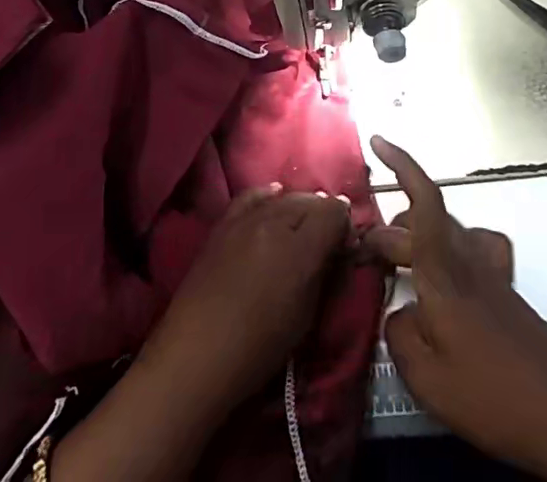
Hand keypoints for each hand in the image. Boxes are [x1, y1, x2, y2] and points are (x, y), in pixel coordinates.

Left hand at [51, 186, 353, 481]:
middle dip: (324, 214)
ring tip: (302, 225)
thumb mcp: (307, 314)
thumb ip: (325, 273)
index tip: (347, 242)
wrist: (199, 351)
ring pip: (283, 196)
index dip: (346, 223)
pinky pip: (252, 197)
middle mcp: (273, 222)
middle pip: (309, 200)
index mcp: (300, 248)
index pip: (334, 212)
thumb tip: (337, 250)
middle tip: (329, 237)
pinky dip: (267, 196)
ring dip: (298, 206)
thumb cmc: (261, 345)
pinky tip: (274, 198)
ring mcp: (245, 219)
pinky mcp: (223, 223)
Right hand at [367, 137, 546, 481]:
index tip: (378, 141)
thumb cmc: (493, 398)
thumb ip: (399, 333)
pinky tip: (450, 275)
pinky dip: (455, 248)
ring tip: (399, 266)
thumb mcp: (426, 377)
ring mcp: (492, 277)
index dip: (402, 165)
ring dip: (416, 237)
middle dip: (385, 233)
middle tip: (362, 264)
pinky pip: (475, 251)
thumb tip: (400, 313)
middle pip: (422, 223)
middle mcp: (469, 263)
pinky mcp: (507, 295)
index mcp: (444, 274)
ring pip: (447, 233)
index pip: (424, 202)